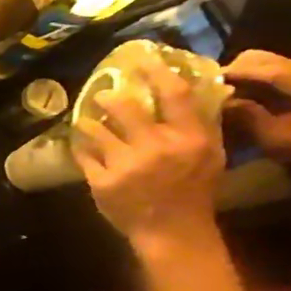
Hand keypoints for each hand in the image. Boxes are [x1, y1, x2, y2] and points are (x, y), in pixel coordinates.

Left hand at [72, 53, 224, 247]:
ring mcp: (125, 165)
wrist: (172, 232)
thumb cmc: (194, 190)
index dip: (156, 71)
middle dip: (108, 97)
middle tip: (103, 94)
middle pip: (123, 107)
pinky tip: (82, 143)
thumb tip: (193, 84)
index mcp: (188, 138)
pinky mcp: (101, 181)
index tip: (142, 59)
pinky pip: (82, 153)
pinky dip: (80, 146)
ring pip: (95, 129)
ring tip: (87, 120)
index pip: (173, 94)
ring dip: (88, 122)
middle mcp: (156, 148)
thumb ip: (201, 121)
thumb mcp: (210, 153)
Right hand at [223, 50, 290, 175]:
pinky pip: (282, 75)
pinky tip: (252, 99)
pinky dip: (261, 82)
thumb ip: (247, 115)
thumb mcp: (276, 139)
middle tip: (216, 91)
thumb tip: (221, 100)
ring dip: (248, 76)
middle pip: (263, 58)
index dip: (227, 72)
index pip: (257, 65)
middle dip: (235, 71)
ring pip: (271, 64)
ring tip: (231, 96)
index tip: (205, 85)